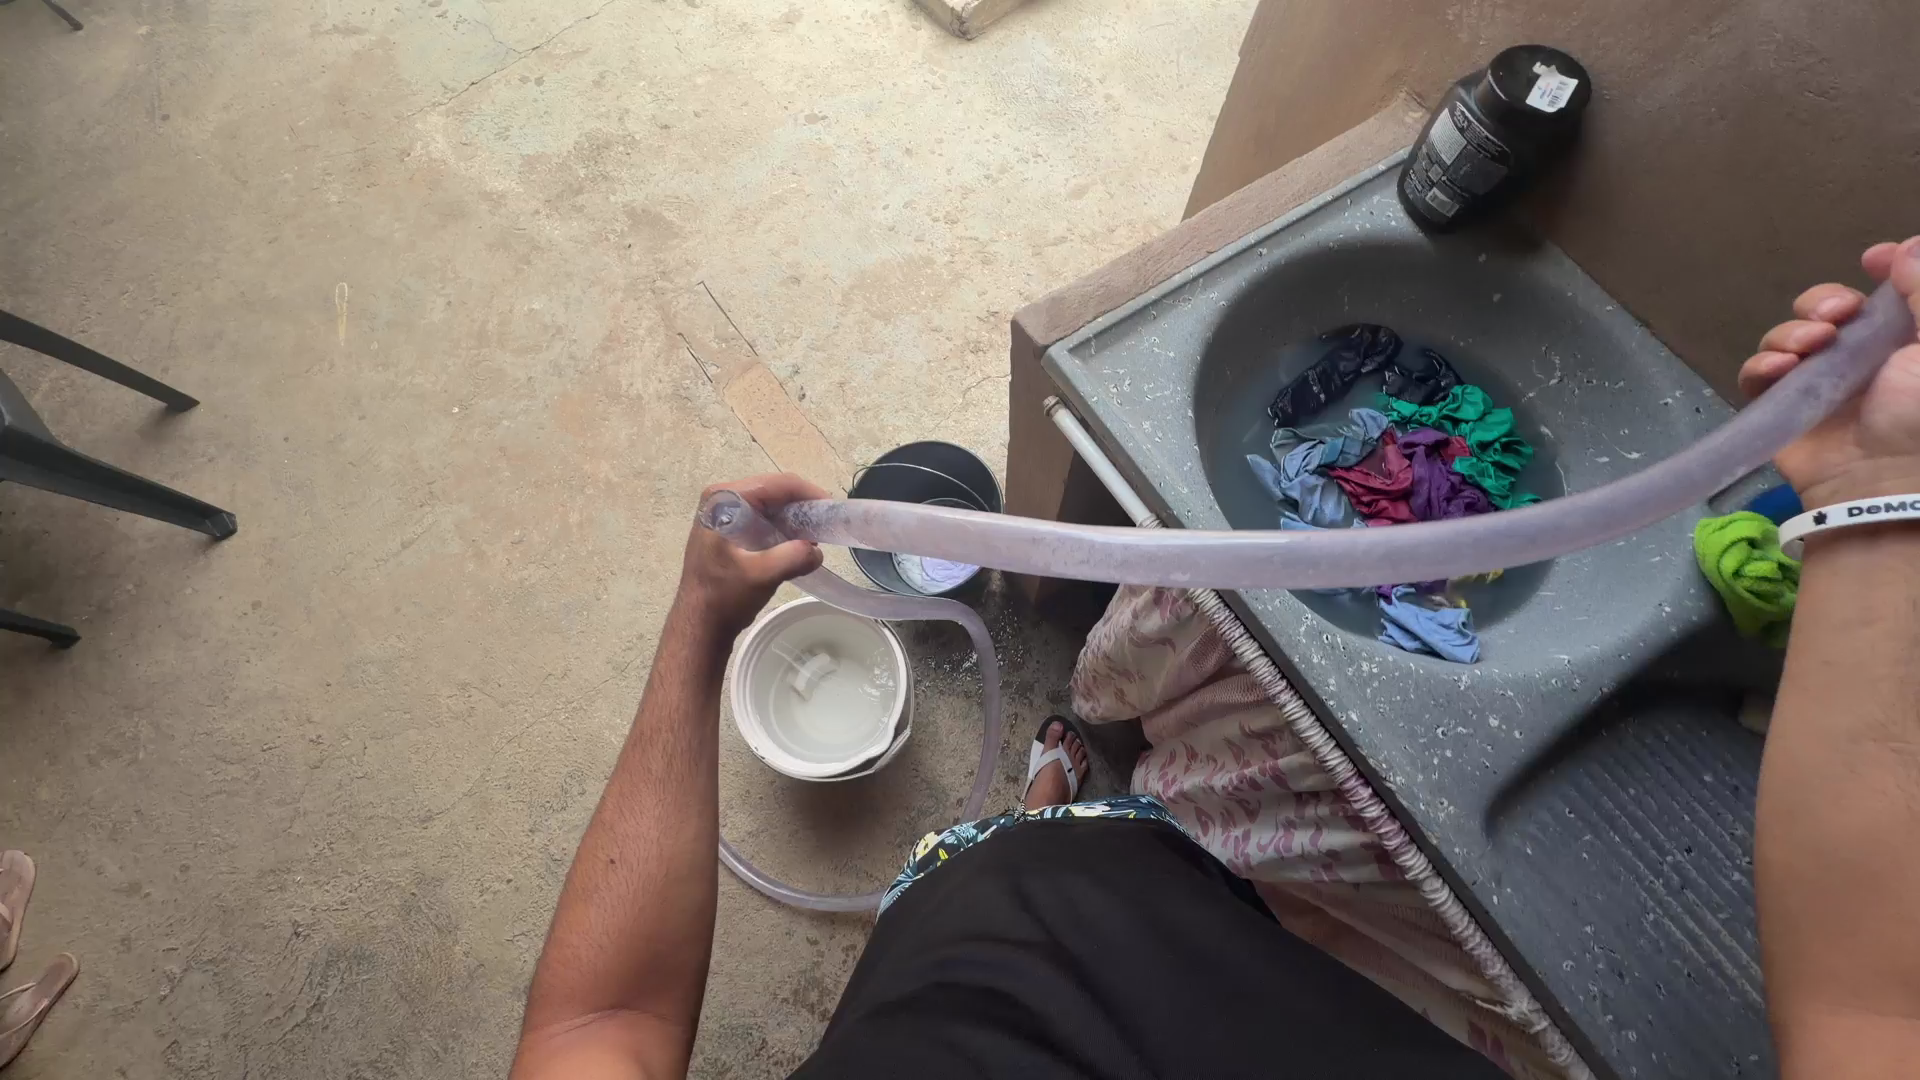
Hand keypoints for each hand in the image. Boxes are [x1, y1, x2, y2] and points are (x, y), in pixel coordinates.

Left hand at [675, 473, 826, 637]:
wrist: (700, 623)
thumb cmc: (723, 597)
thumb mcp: (762, 576)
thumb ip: (793, 558)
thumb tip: (817, 551)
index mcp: (725, 499)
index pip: (777, 484)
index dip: (809, 494)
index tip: (832, 512)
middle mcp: (722, 498)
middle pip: (775, 491)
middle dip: (803, 508)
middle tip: (825, 528)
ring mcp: (725, 512)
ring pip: (773, 505)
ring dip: (795, 520)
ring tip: (813, 539)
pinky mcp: (730, 528)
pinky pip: (765, 519)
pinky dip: (784, 529)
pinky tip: (796, 546)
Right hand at [1740, 236, 1919, 506]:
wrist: (1884, 473)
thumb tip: (1905, 247)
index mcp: (1909, 337)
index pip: (1892, 290)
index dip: (1885, 266)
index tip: (1875, 258)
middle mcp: (1862, 353)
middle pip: (1826, 308)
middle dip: (1822, 302)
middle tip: (1836, 314)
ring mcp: (1816, 379)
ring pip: (1786, 336)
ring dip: (1790, 333)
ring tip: (1807, 348)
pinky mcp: (1778, 404)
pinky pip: (1755, 373)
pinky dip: (1761, 365)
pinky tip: (1779, 369)